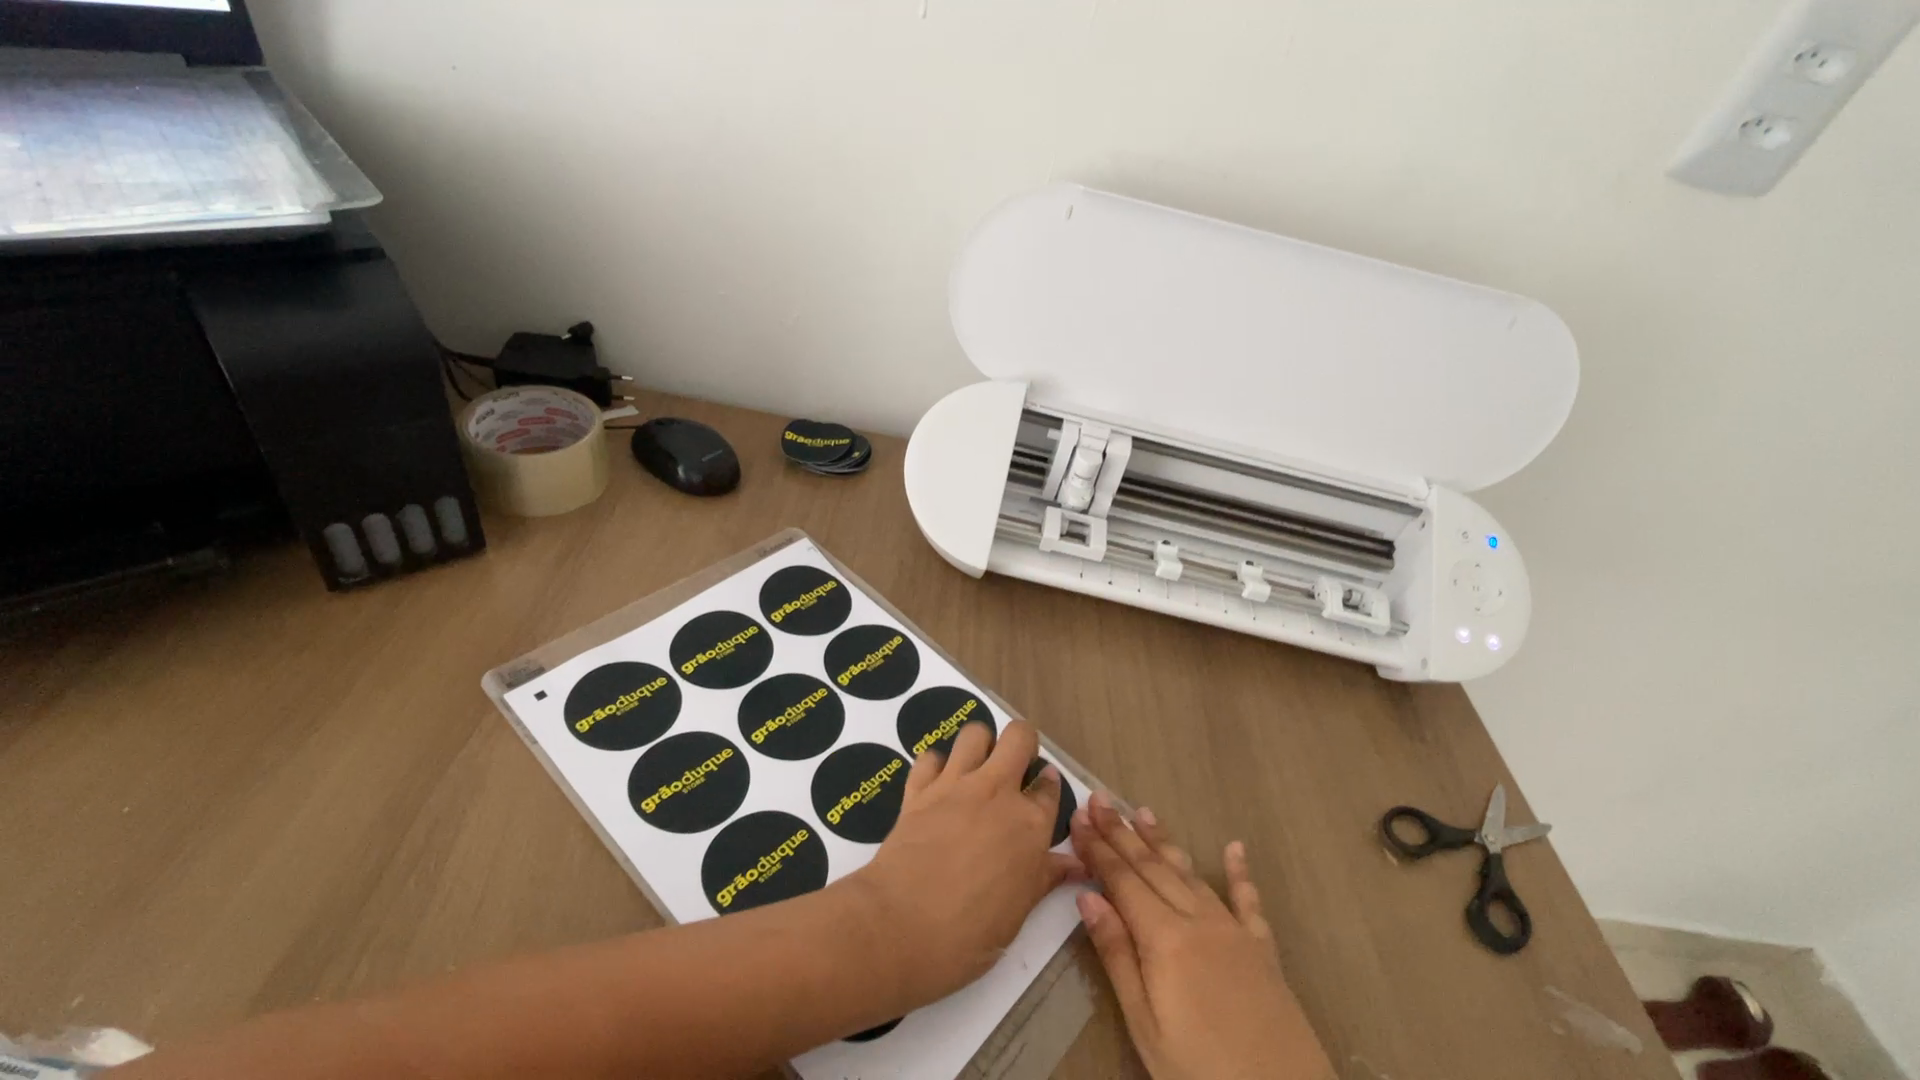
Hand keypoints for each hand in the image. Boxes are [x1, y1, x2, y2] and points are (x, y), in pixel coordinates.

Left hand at [846, 719, 1084, 1006]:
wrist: (899, 926)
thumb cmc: (968, 935)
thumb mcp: (1018, 912)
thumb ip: (1044, 878)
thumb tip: (1076, 865)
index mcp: (1030, 825)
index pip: (1051, 788)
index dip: (1049, 788)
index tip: (1043, 794)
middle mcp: (997, 793)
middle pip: (1019, 737)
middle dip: (1023, 744)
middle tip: (1015, 770)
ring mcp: (955, 786)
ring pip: (975, 734)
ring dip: (980, 745)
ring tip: (976, 770)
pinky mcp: (918, 790)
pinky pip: (930, 757)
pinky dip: (936, 765)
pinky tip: (937, 786)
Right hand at [1071, 793, 1333, 1079]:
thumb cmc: (1200, 1069)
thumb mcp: (1144, 1024)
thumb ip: (1117, 956)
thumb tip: (1088, 897)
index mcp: (1165, 938)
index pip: (1123, 880)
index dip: (1098, 848)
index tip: (1078, 818)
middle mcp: (1199, 920)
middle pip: (1153, 867)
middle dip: (1122, 833)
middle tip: (1100, 800)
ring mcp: (1235, 931)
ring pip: (1191, 873)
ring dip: (1164, 841)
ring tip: (1142, 812)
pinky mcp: (1263, 949)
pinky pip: (1248, 901)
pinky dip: (1239, 872)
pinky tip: (1234, 848)